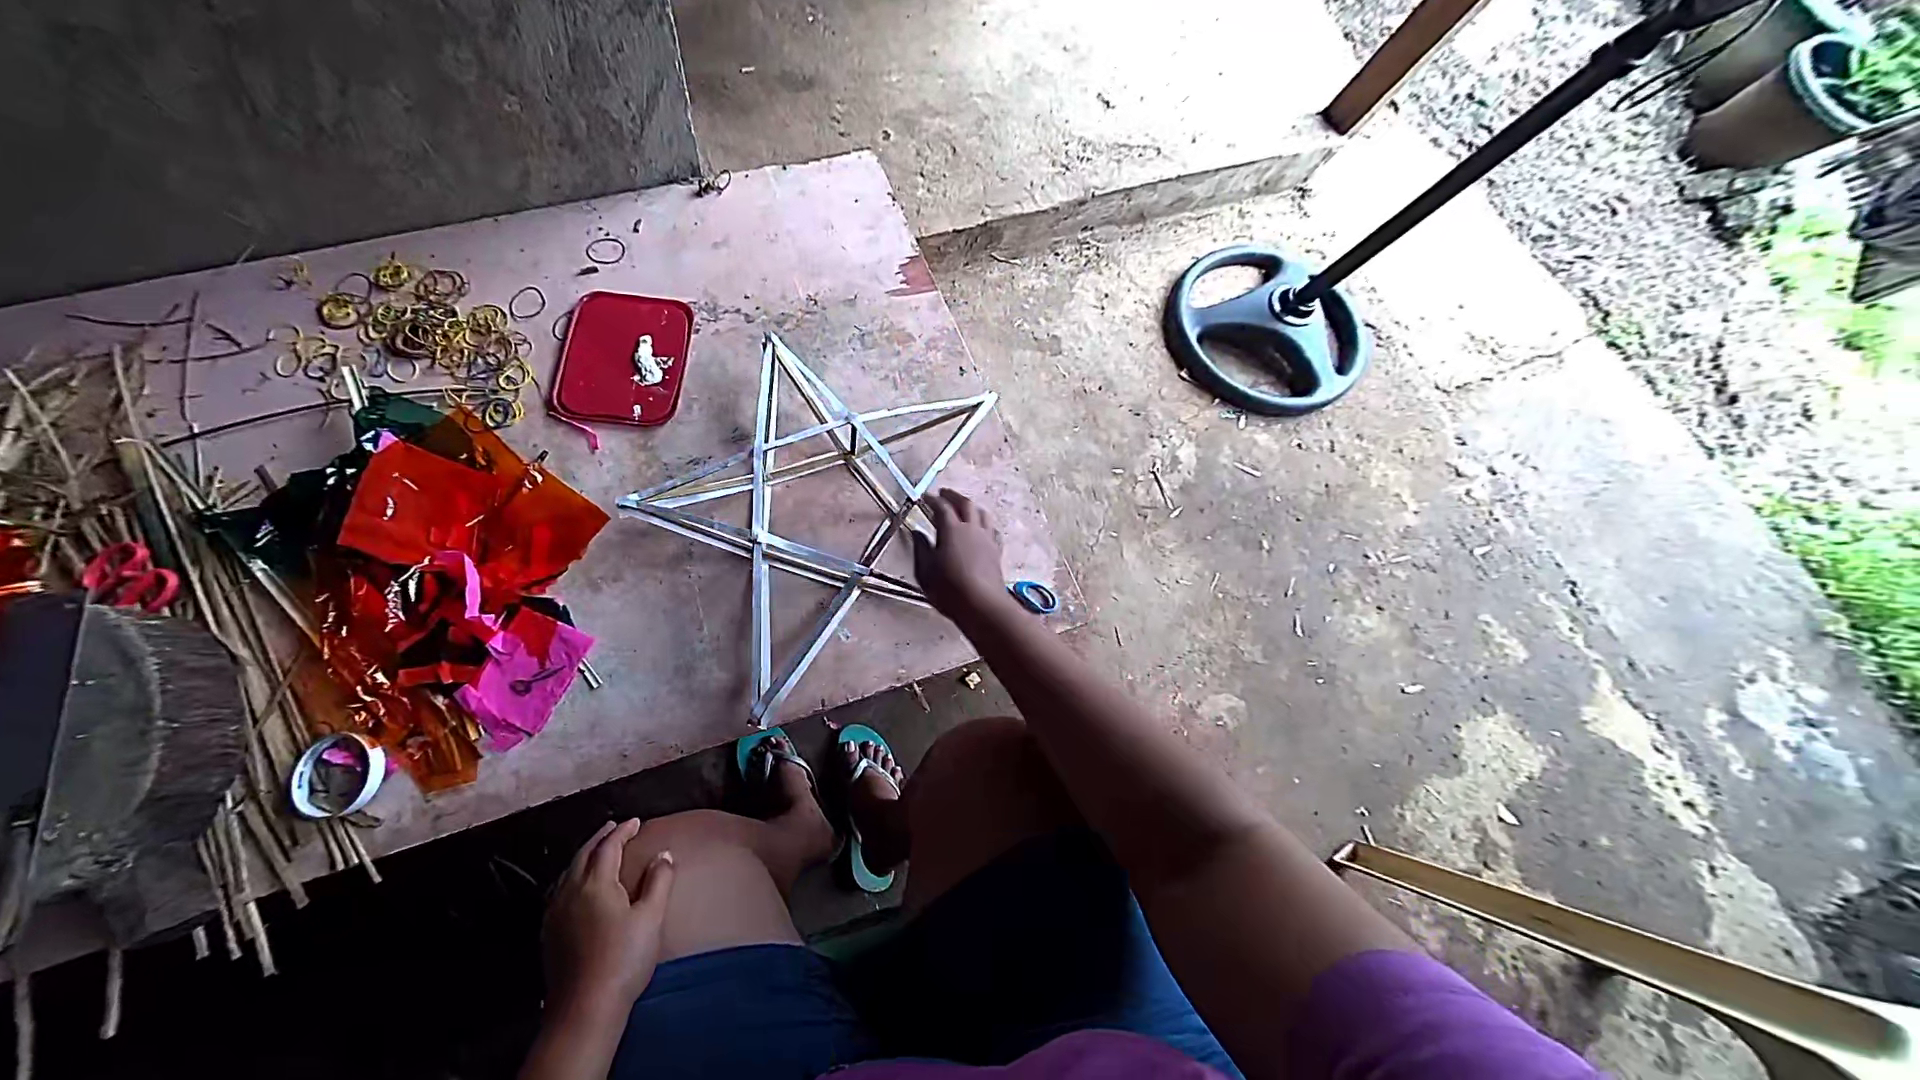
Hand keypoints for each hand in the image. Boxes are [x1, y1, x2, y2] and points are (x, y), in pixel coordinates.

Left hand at [542, 819, 675, 1012]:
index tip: (635, 821)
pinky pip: (560, 891)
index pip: (608, 847)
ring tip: (598, 851)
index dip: (622, 831)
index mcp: (595, 884)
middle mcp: (569, 893)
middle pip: (583, 856)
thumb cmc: (623, 959)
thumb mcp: (651, 917)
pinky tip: (578, 887)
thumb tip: (663, 855)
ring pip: (568, 873)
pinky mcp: (549, 934)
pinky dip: (573, 877)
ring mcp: (555, 915)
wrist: (584, 1010)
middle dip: (600, 839)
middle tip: (614, 828)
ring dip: (585, 857)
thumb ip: (659, 881)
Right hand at [911, 489, 1012, 621]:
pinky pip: (992, 529)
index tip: (925, 498)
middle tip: (944, 493)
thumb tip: (917, 533)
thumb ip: (921, 549)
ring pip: (982, 513)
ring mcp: (987, 539)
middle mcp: (971, 529)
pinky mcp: (996, 551)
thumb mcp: (926, 571)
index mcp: (951, 530)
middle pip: (965, 504)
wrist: (982, 604)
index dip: (932, 500)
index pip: (942, 507)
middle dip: (954, 496)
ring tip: (964, 506)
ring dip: (971, 506)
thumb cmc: (950, 589)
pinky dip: (985, 523)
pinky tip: (983, 528)